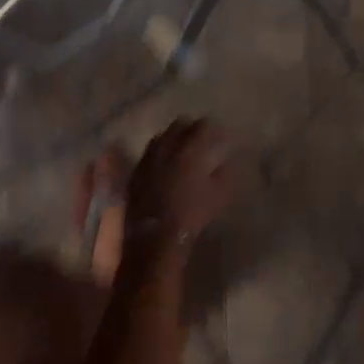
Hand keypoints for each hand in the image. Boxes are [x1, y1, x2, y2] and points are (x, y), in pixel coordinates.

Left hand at [123, 118, 234, 253]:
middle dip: (191, 127)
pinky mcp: (136, 172)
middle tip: (200, 136)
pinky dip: (158, 152)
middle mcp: (167, 148)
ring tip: (181, 146)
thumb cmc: (191, 216)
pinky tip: (163, 161)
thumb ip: (224, 173)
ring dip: (172, 137)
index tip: (220, 134)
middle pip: (179, 125)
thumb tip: (227, 159)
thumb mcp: (218, 196)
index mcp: (189, 150)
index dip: (212, 128)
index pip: (202, 126)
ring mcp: (149, 158)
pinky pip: (148, 153)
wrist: (156, 238)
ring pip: (161, 136)